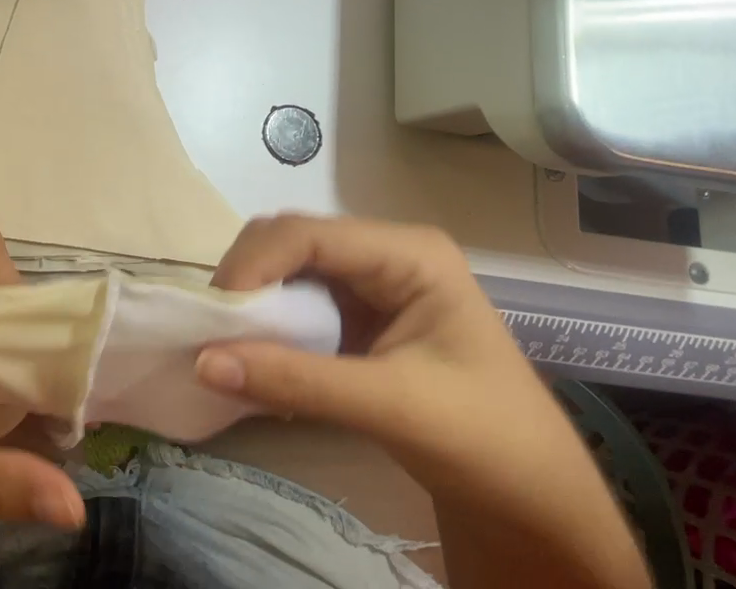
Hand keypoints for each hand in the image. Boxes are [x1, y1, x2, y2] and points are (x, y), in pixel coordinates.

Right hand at [192, 214, 555, 488]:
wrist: (533, 500)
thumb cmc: (486, 441)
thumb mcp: (392, 407)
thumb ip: (296, 380)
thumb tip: (202, 362)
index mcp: (409, 253)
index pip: (307, 234)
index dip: (253, 265)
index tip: (215, 317)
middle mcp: (384, 253)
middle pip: (289, 241)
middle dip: (247, 279)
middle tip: (215, 330)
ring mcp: (370, 283)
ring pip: (286, 268)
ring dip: (253, 301)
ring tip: (228, 343)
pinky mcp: (357, 315)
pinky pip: (295, 301)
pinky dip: (268, 324)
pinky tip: (256, 354)